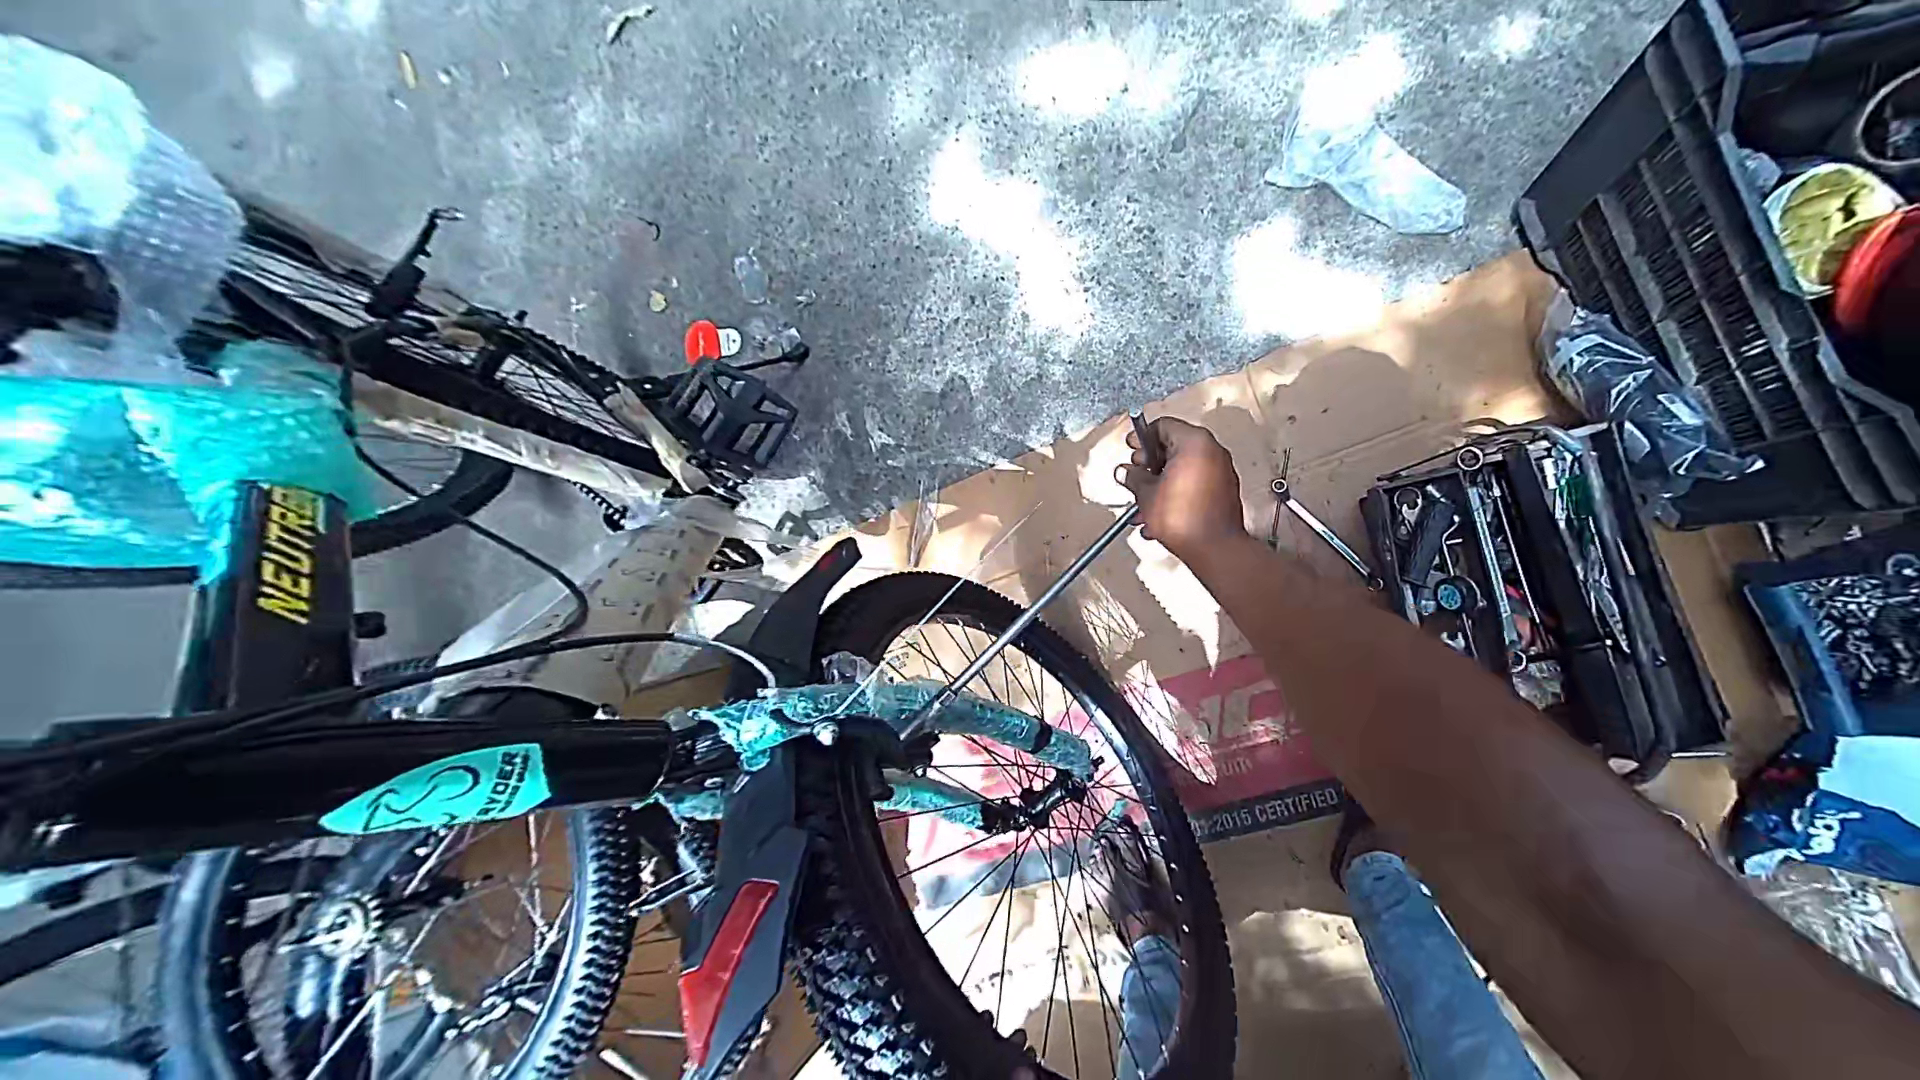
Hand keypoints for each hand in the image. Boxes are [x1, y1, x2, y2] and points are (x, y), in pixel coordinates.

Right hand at [1118, 417, 1248, 561]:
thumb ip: (1133, 478)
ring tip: (1145, 499)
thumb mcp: (1146, 494)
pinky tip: (1161, 511)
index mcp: (1194, 443)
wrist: (1213, 548)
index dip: (1142, 437)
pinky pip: (1195, 482)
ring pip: (1183, 467)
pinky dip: (1177, 490)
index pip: (1163, 426)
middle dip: (1150, 462)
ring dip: (1161, 480)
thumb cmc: (1186, 519)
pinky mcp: (1224, 489)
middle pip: (1174, 445)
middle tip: (1136, 474)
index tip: (1132, 447)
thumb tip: (1126, 473)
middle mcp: (1212, 451)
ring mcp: (1221, 470)